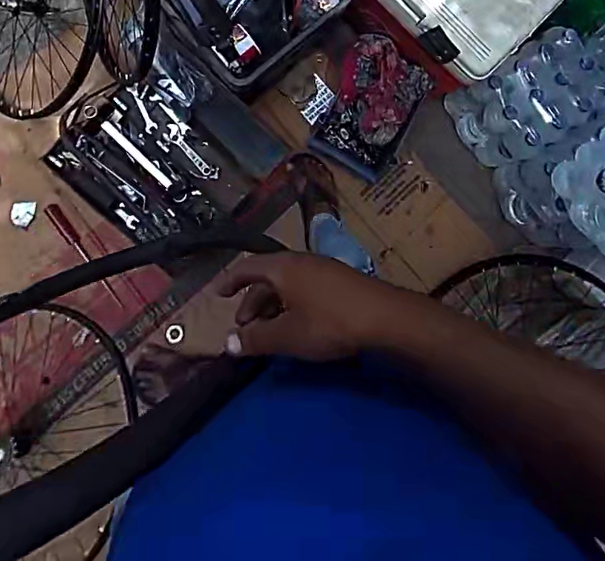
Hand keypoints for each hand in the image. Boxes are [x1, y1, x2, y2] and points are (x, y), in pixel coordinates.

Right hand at [216, 252, 415, 360]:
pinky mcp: (338, 281)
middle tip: (245, 328)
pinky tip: (298, 324)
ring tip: (270, 330)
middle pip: (266, 278)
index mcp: (281, 267)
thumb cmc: (330, 322)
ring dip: (272, 306)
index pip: (246, 267)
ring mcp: (320, 268)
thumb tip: (227, 343)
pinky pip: (302, 287)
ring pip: (286, 284)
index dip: (230, 280)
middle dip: (252, 303)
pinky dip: (291, 304)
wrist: (386, 317)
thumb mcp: (289, 335)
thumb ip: (256, 339)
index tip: (218, 294)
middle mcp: (298, 261)